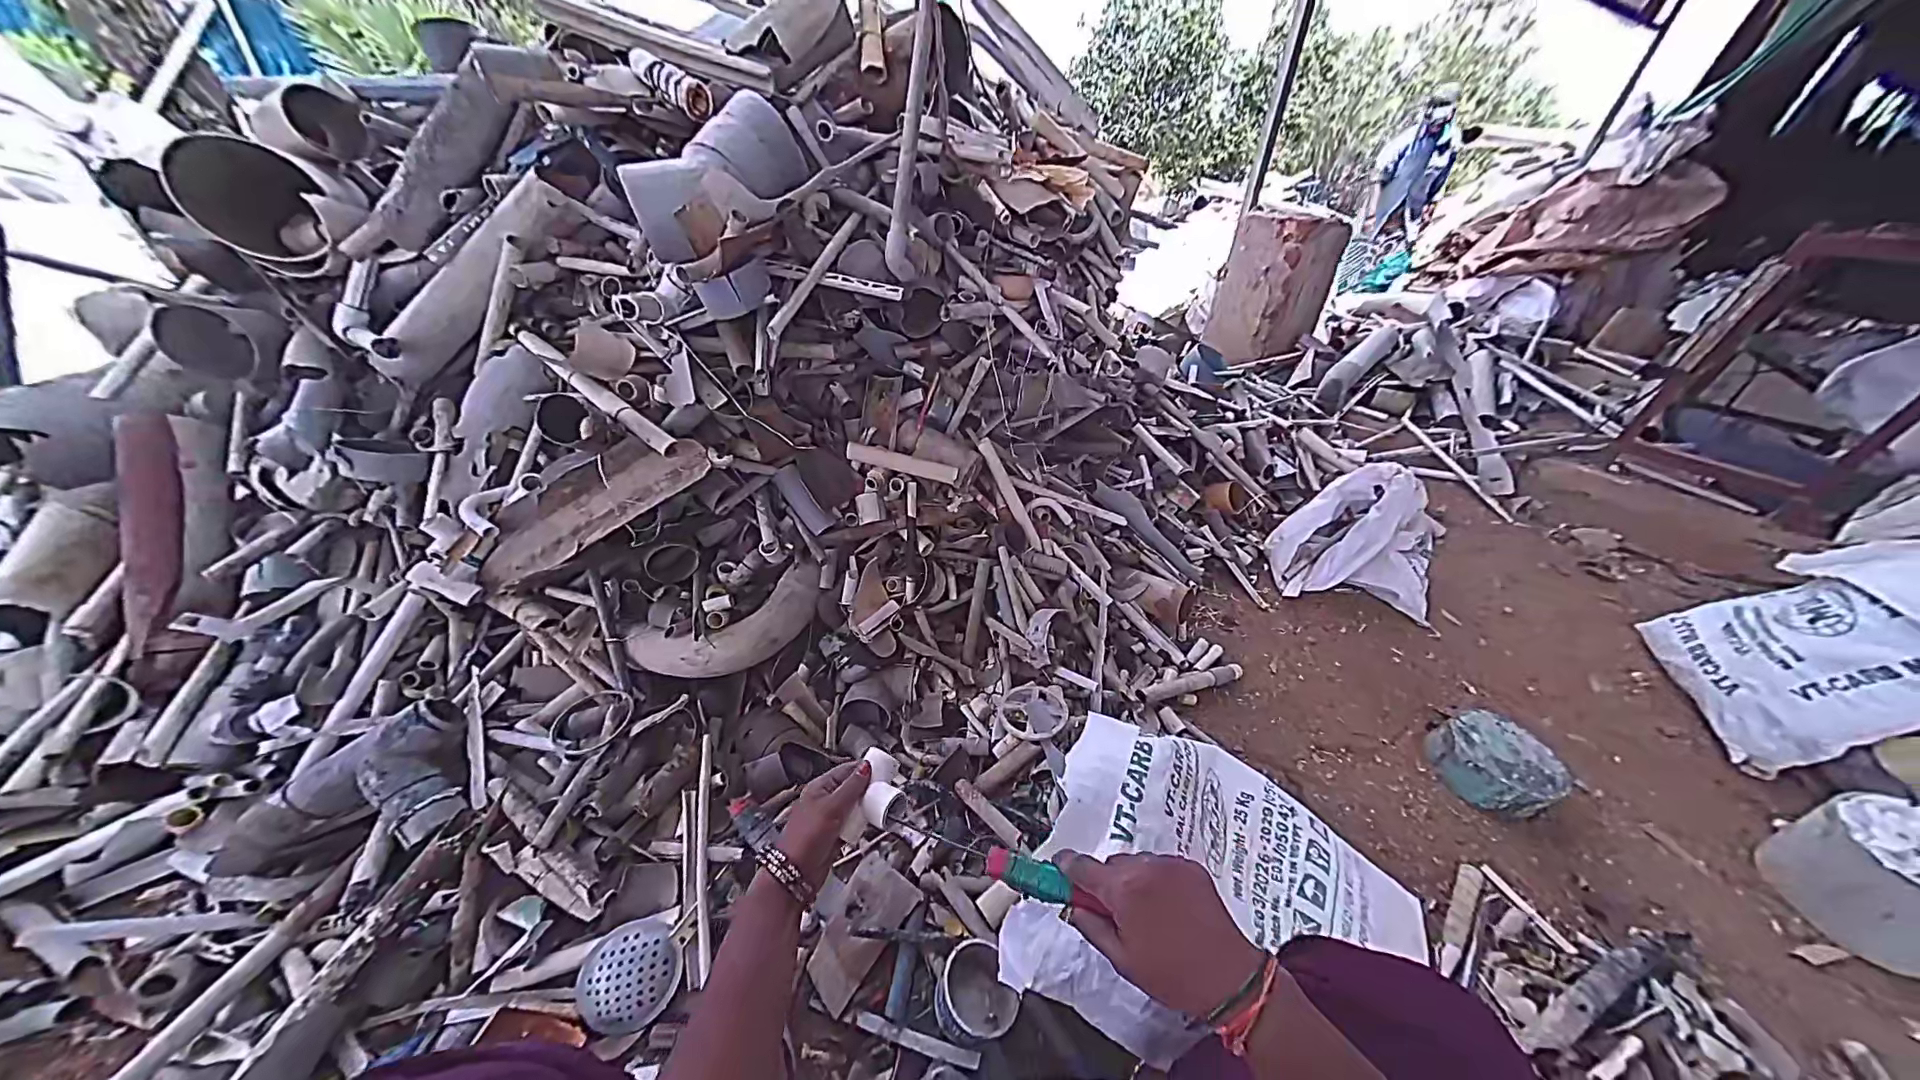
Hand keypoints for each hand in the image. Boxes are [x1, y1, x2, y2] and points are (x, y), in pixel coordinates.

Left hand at [775, 760, 869, 888]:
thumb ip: (851, 787)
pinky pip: (853, 824)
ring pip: (853, 807)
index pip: (844, 771)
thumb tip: (864, 767)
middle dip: (866, 790)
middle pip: (850, 789)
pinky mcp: (835, 835)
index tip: (880, 770)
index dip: (862, 769)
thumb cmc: (805, 838)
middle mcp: (823, 801)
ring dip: (864, 808)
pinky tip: (867, 824)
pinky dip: (860, 824)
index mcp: (818, 788)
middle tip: (881, 790)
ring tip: (875, 806)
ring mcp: (829, 819)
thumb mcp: (832, 806)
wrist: (798, 873)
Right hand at [1056, 851, 1263, 1019]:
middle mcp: (1145, 868)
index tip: (1058, 869)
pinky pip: (1159, 865)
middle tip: (1114, 913)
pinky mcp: (1189, 866)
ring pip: (1135, 863)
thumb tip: (1074, 907)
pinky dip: (1155, 879)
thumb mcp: (1122, 958)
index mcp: (1123, 890)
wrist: (1230, 977)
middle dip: (1106, 884)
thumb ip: (1091, 926)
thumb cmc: (1174, 974)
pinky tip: (1166, 907)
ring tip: (1146, 915)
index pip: (1081, 866)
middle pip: (1110, 865)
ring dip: (1131, 880)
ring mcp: (1170, 864)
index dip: (1065, 867)